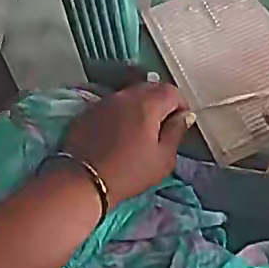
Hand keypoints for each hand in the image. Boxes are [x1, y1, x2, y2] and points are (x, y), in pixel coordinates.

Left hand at [62, 77, 192, 200]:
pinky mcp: (89, 110)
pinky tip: (119, 131)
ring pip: (129, 93)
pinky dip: (121, 111)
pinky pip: (112, 103)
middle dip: (160, 101)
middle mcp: (125, 95)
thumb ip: (176, 132)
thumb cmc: (129, 173)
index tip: (180, 122)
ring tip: (140, 128)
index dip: (180, 105)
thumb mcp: (162, 159)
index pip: (171, 91)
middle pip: (150, 87)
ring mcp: (104, 100)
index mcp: (147, 104)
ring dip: (139, 105)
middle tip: (161, 125)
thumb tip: (185, 116)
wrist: (83, 180)